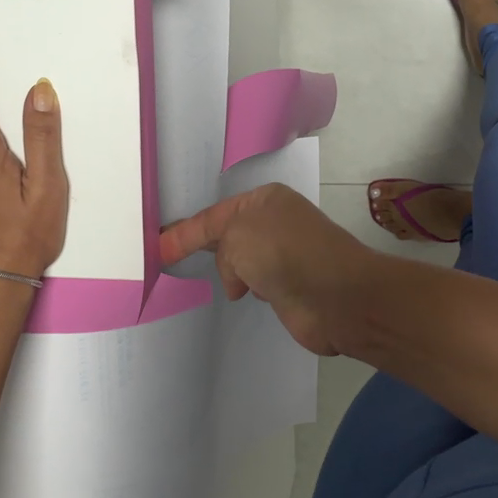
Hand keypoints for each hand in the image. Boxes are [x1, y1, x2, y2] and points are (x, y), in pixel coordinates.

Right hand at [159, 183, 378, 355]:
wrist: (338, 297)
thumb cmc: (286, 255)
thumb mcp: (238, 236)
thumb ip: (220, 247)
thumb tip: (237, 278)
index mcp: (264, 200)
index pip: (214, 215)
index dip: (184, 232)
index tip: (159, 248)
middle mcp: (274, 223)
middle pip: (226, 235)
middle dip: (205, 248)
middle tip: (173, 264)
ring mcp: (283, 255)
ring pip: (240, 262)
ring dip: (229, 273)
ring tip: (222, 285)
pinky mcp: (289, 287)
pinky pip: (254, 284)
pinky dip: (244, 289)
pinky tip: (241, 297)